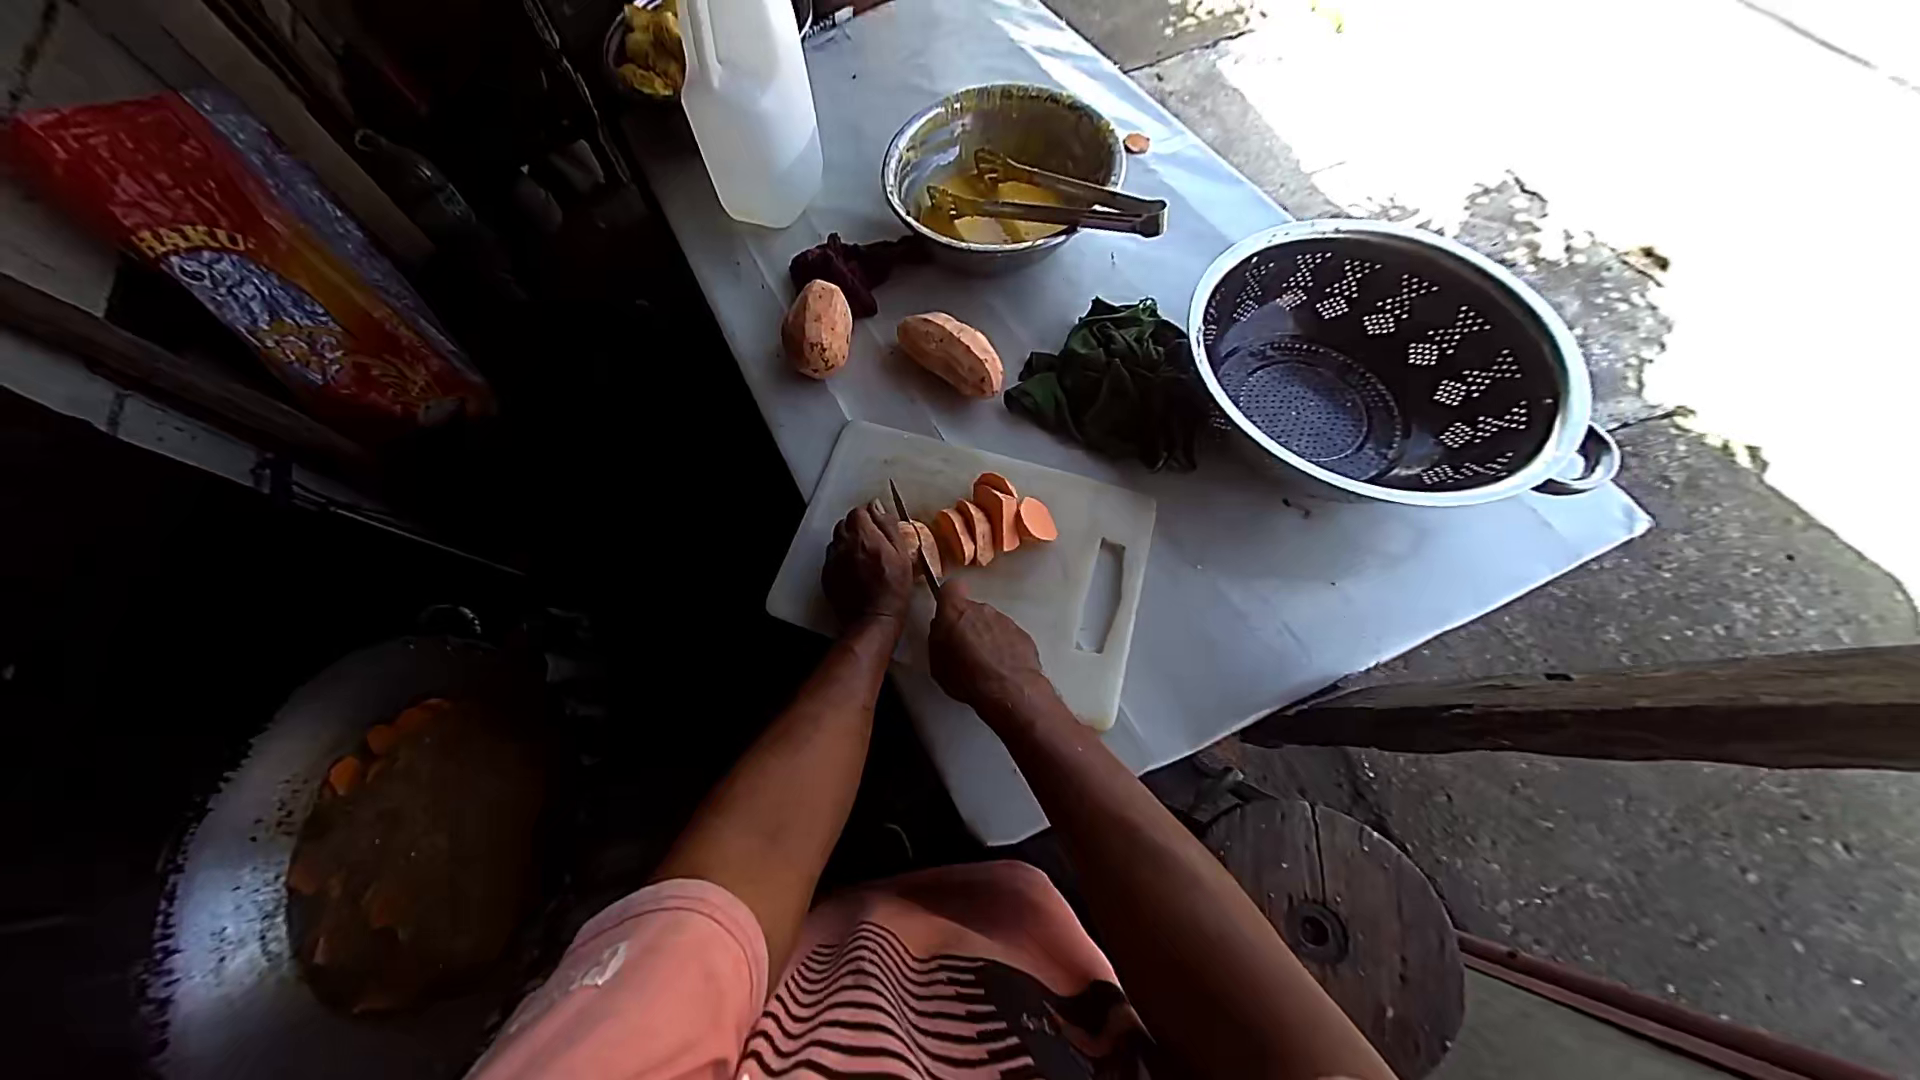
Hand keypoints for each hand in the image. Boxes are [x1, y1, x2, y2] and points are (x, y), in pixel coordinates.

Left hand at [823, 504, 912, 624]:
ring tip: (865, 556)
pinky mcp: (827, 575)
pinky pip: (832, 557)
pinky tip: (856, 569)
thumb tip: (878, 508)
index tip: (879, 524)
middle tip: (874, 540)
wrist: (872, 619)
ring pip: (837, 539)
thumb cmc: (892, 590)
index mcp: (863, 536)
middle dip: (858, 527)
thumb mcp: (902, 555)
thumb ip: (888, 526)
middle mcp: (844, 545)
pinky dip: (842, 558)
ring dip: (849, 542)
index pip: (859, 511)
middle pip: (845, 523)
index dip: (870, 516)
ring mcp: (833, 560)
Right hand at [928, 582, 1054, 730]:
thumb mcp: (936, 661)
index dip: (949, 597)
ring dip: (986, 637)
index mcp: (956, 611)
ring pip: (990, 622)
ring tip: (984, 664)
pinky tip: (1000, 668)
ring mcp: (1005, 620)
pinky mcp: (1022, 634)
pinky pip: (1007, 636)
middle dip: (967, 624)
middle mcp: (982, 609)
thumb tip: (942, 628)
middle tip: (964, 649)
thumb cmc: (966, 677)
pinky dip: (1003, 647)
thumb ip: (937, 637)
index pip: (951, 587)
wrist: (1008, 690)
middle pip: (972, 609)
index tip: (947, 610)